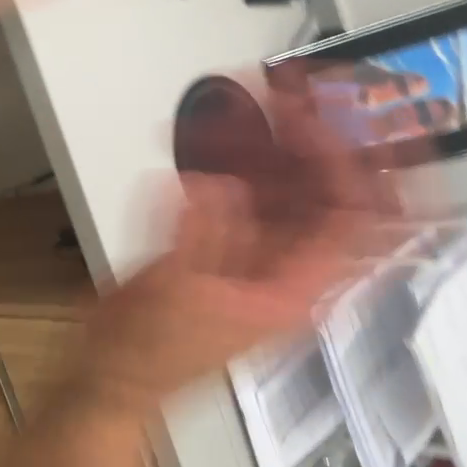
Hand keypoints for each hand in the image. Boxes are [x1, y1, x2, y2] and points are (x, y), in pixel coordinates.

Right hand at [84, 88, 405, 413]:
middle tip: (286, 93)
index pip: (355, 211)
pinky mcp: (209, 246)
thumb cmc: (152, 355)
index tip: (324, 112)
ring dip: (263, 143)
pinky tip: (206, 139)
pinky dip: (219, 163)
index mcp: (296, 285)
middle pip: (319, 189)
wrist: (111, 373)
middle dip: (307, 136)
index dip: (350, 157)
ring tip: (246, 103)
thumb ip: (199, 235)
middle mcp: (282, 264)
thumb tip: (214, 186)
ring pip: (275, 187)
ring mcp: (245, 253)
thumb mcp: (180, 295)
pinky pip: (229, 194)